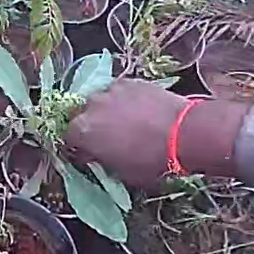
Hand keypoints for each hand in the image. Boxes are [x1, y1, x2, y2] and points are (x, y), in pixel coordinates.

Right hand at [65, 79, 189, 188]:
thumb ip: (101, 160)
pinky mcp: (130, 80)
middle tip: (106, 136)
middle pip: (80, 114)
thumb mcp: (121, 172)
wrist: (185, 133)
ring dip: (105, 109)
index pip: (69, 138)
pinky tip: (138, 109)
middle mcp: (90, 106)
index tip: (89, 153)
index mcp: (83, 131)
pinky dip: (123, 99)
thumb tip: (96, 155)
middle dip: (88, 124)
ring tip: (124, 120)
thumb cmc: (151, 161)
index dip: (78, 147)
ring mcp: (110, 90)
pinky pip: (119, 91)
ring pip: (99, 100)